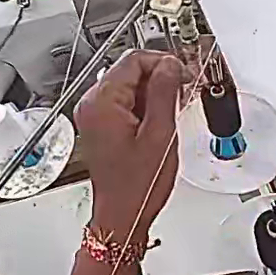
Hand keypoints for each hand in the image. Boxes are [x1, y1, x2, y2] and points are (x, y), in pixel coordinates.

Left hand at [76, 50, 184, 241]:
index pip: (134, 59)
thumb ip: (165, 92)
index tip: (183, 73)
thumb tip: (170, 65)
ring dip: (154, 92)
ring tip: (172, 112)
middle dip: (160, 77)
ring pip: (129, 86)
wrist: (122, 215)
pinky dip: (145, 105)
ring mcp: (94, 115)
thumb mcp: (160, 133)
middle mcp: (92, 105)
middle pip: (130, 70)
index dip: (163, 62)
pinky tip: (160, 122)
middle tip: (183, 91)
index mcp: (102, 102)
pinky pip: (125, 102)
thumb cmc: (137, 185)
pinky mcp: (101, 126)